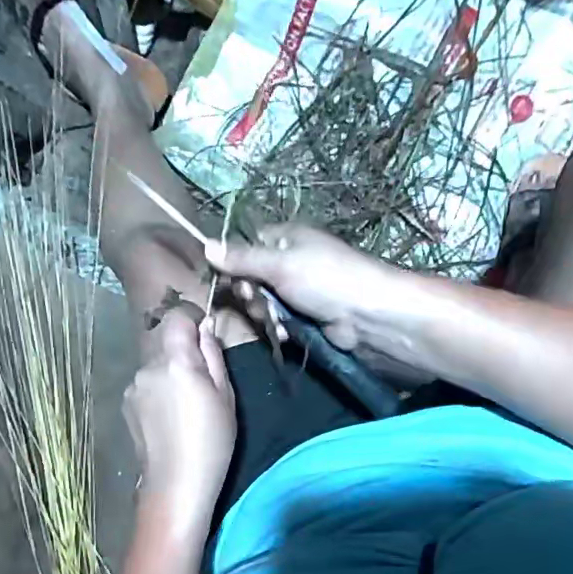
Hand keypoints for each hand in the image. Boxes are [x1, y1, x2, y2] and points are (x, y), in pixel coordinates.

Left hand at [124, 309, 235, 529]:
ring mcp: (132, 387)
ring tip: (185, 409)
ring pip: (155, 366)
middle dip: (183, 355)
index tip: (205, 340)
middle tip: (202, 385)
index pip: (176, 318)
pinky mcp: (125, 405)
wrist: (175, 484)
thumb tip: (206, 328)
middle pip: (165, 343)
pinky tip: (168, 420)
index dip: (191, 323)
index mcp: (175, 361)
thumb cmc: (211, 441)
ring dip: (169, 375)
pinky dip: (157, 393)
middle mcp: (147, 367)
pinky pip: (146, 386)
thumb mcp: (225, 396)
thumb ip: (213, 355)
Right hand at [203, 224, 411, 353]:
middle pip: (250, 279)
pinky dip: (279, 329)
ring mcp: (298, 293)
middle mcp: (290, 263)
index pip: (246, 247)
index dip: (234, 263)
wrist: (368, 317)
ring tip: (277, 321)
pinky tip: (286, 334)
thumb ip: (242, 258)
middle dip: (251, 295)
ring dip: (265, 315)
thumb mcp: (280, 263)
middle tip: (258, 302)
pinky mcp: (305, 318)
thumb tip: (204, 245)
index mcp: (285, 239)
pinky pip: (279, 323)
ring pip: (263, 305)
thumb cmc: (326, 279)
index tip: (230, 279)